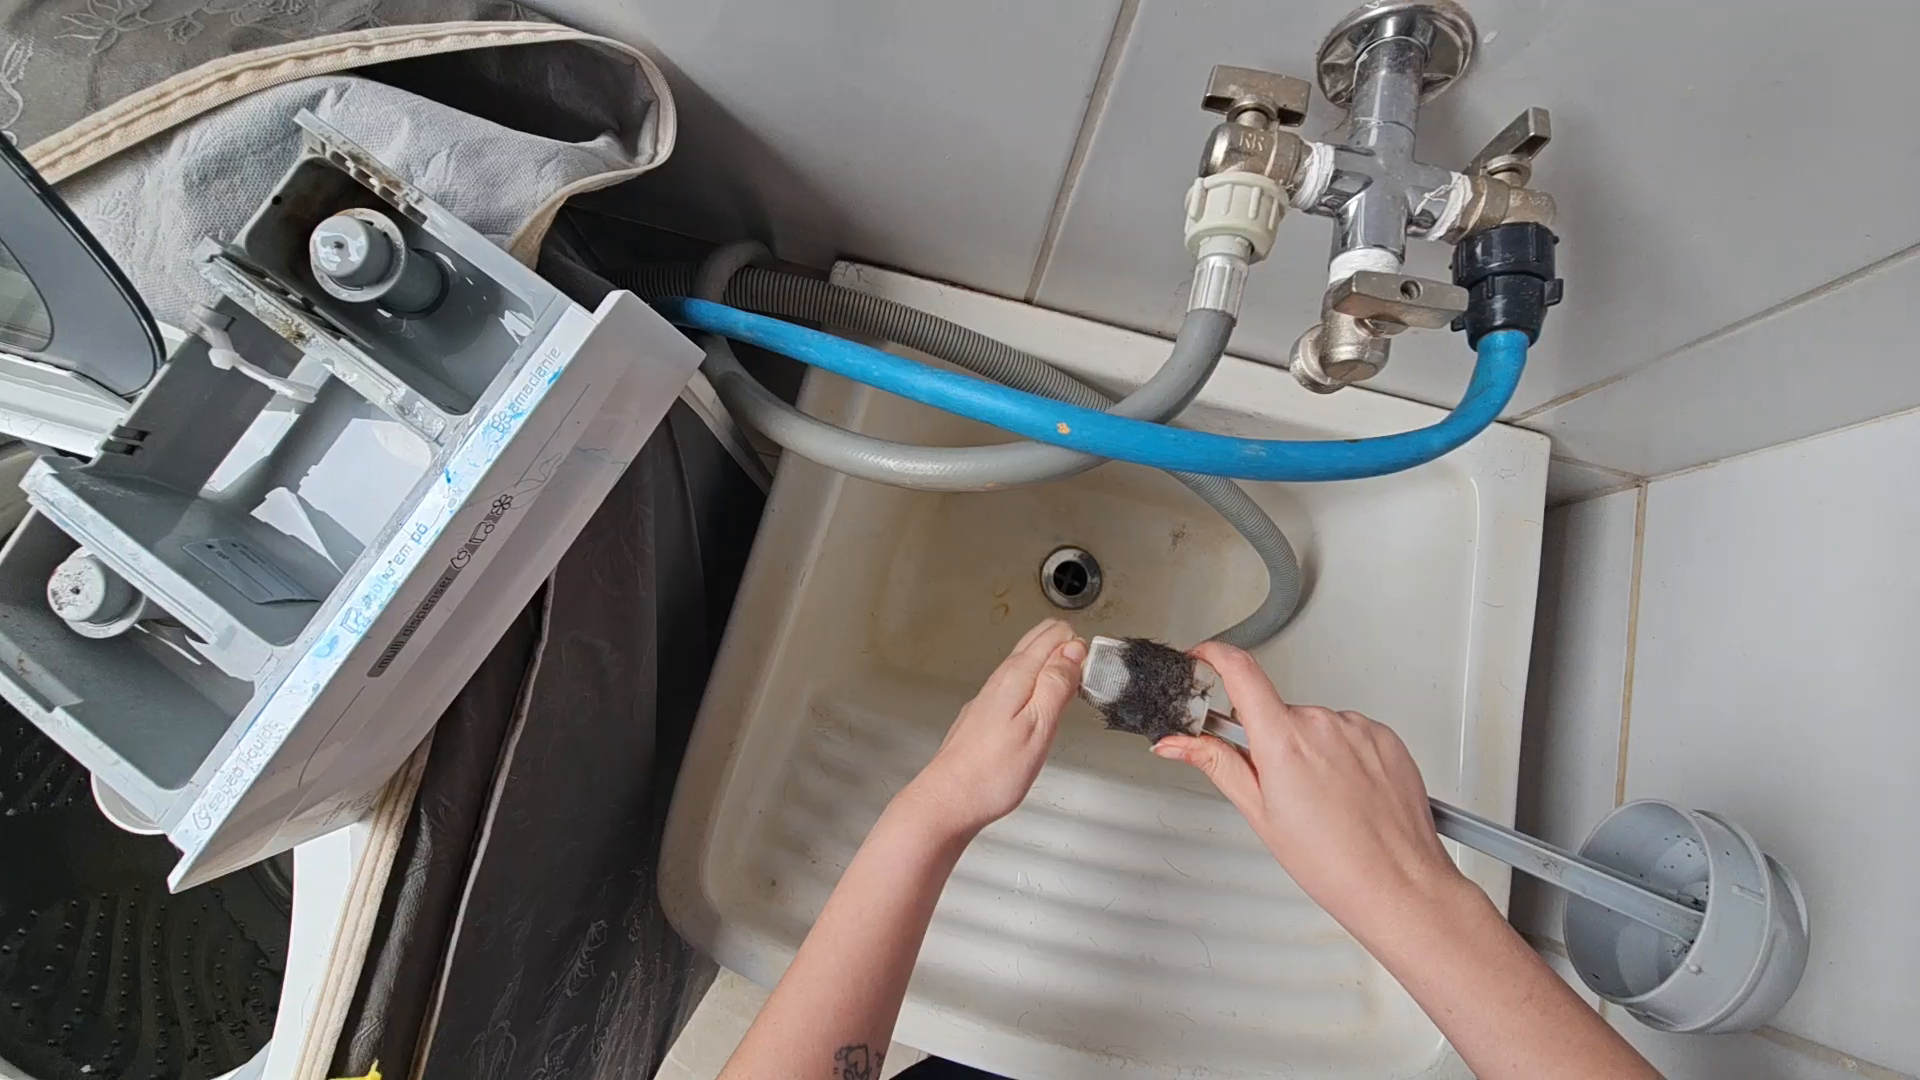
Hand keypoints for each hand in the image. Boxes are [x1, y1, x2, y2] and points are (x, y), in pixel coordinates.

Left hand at [896, 619, 1084, 840]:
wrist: (949, 799)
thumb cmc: (994, 772)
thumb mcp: (1039, 726)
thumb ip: (1056, 684)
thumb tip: (1073, 649)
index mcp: (1016, 676)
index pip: (1051, 637)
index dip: (1076, 646)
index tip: (1091, 665)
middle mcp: (1000, 679)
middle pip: (1035, 642)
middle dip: (1063, 644)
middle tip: (1085, 661)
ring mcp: (989, 695)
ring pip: (1023, 661)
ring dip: (1048, 659)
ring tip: (1070, 670)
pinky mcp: (984, 713)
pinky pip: (1014, 681)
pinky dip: (1033, 678)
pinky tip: (1039, 696)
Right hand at [1151, 642, 1469, 941]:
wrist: (1401, 887)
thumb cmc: (1333, 861)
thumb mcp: (1257, 811)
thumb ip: (1214, 763)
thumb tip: (1175, 743)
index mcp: (1284, 740)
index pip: (1239, 669)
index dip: (1213, 655)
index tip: (1203, 657)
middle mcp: (1322, 723)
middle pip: (1275, 708)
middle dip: (1267, 735)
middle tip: (1277, 780)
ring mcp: (1357, 727)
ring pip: (1312, 722)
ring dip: (1306, 746)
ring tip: (1321, 794)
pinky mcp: (1385, 736)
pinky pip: (1347, 730)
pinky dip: (1339, 751)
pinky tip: (1346, 788)